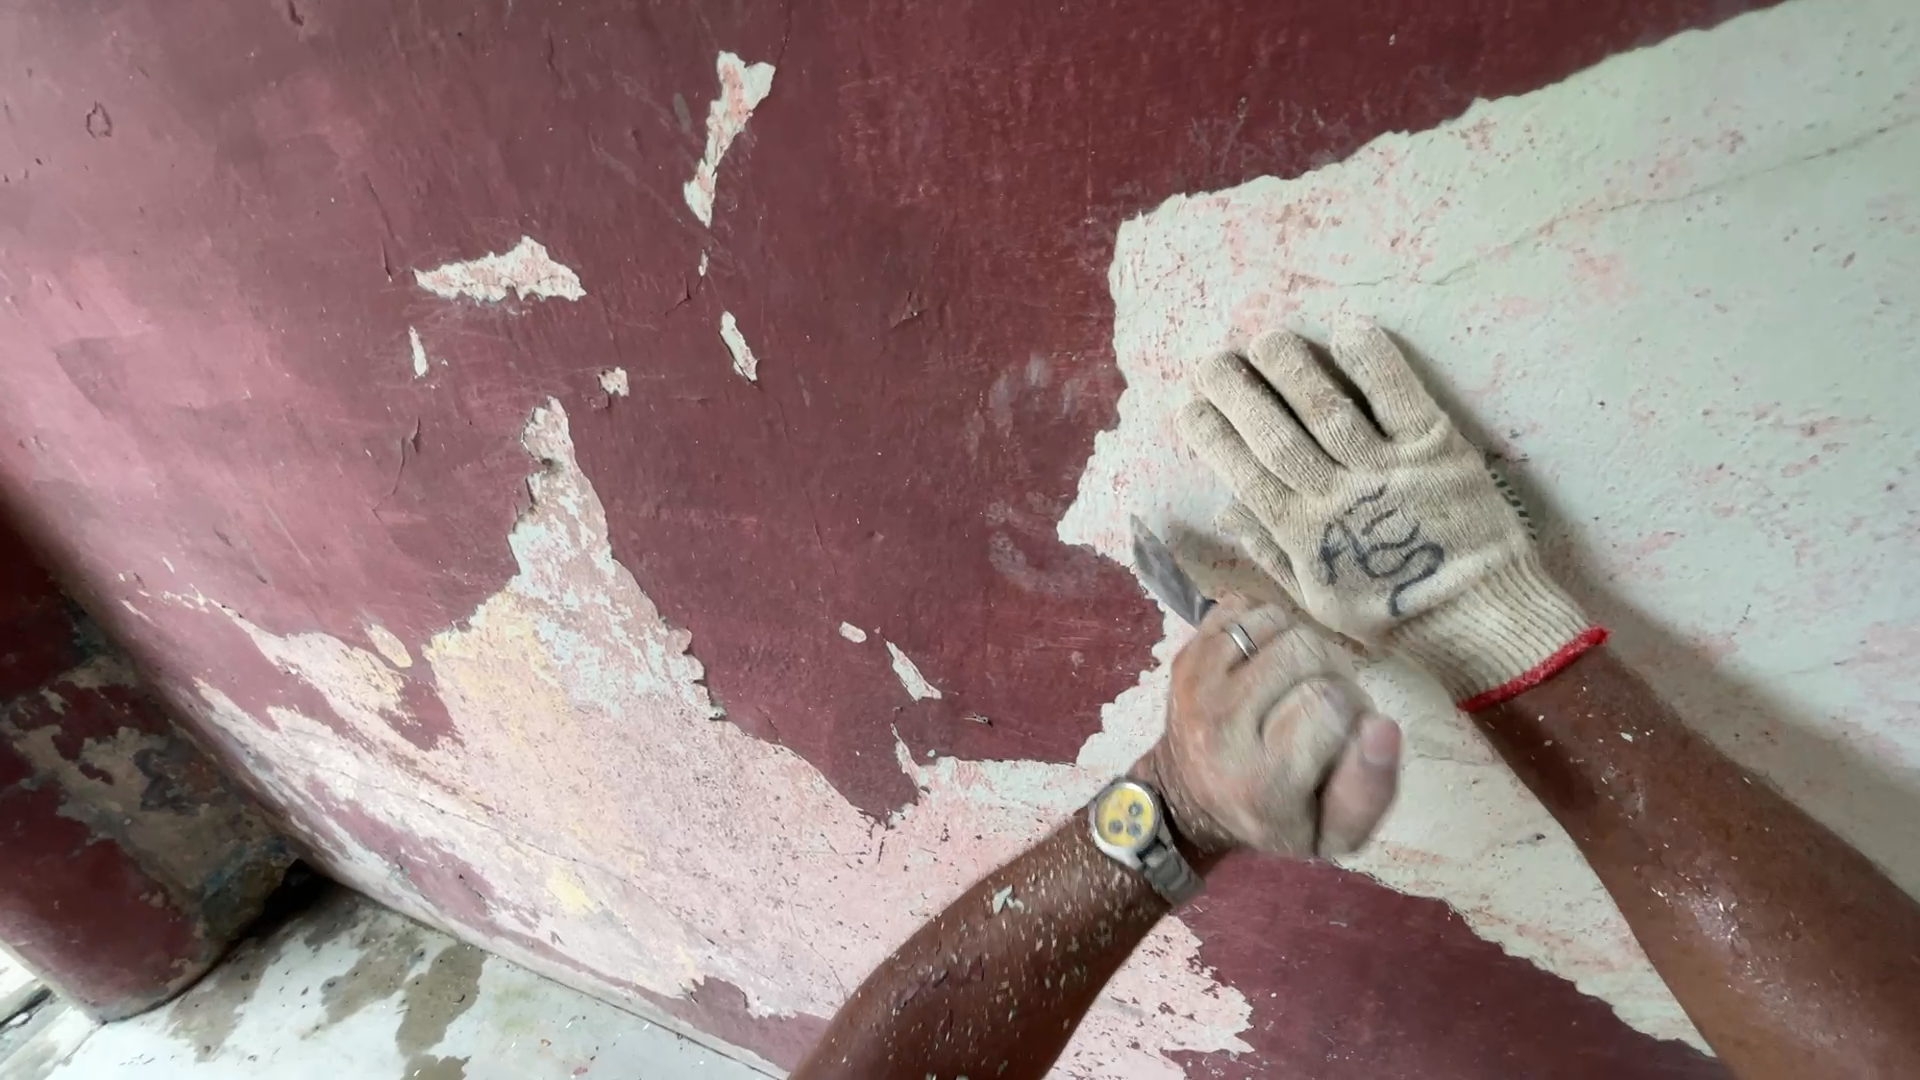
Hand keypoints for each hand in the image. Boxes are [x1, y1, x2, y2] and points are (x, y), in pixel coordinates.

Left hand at [1135, 602, 1400, 857]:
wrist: (1189, 796)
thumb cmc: (1273, 816)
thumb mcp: (1333, 835)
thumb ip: (1369, 790)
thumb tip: (1383, 725)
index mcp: (1259, 776)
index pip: (1330, 701)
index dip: (1355, 708)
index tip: (1347, 731)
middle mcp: (1219, 722)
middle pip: (1304, 650)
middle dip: (1333, 671)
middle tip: (1325, 704)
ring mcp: (1196, 680)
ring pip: (1275, 621)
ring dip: (1300, 643)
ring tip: (1298, 679)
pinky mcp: (1186, 654)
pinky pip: (1239, 606)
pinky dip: (1264, 623)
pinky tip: (1267, 657)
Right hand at [1176, 322, 1602, 708]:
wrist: (1479, 620)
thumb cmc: (1388, 613)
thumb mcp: (1314, 598)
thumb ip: (1269, 551)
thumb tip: (1223, 510)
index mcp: (1301, 534)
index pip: (1244, 474)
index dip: (1211, 436)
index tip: (1187, 406)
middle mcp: (1336, 496)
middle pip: (1275, 435)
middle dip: (1236, 394)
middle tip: (1210, 363)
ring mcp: (1387, 471)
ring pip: (1327, 411)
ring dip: (1290, 370)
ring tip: (1262, 340)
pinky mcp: (1438, 451)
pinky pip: (1400, 400)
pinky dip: (1374, 362)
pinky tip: (1346, 327)